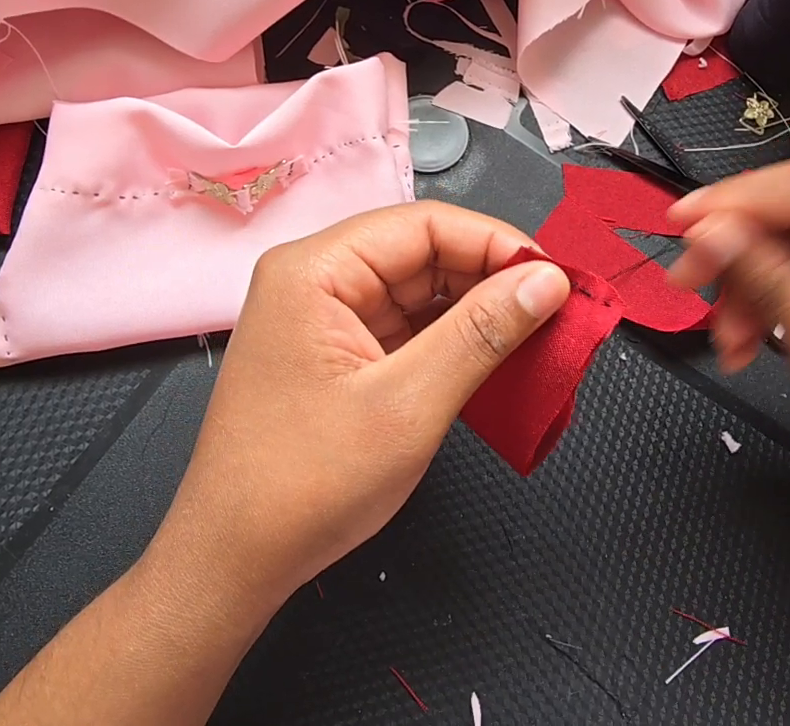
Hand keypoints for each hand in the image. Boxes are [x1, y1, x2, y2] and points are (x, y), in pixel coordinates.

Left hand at [151, 200, 570, 604]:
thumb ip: (482, 334)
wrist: (233, 562)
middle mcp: (316, 278)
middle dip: (490, 279)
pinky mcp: (337, 350)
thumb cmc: (307, 484)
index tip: (557, 279)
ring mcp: (325, 315)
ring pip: (420, 290)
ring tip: (536, 335)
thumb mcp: (408, 405)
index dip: (496, 244)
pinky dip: (451, 340)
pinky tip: (493, 356)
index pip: (424, 225)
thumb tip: (549, 282)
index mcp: (315, 269)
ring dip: (476, 312)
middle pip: (422, 253)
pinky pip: (406, 326)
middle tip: (556, 312)